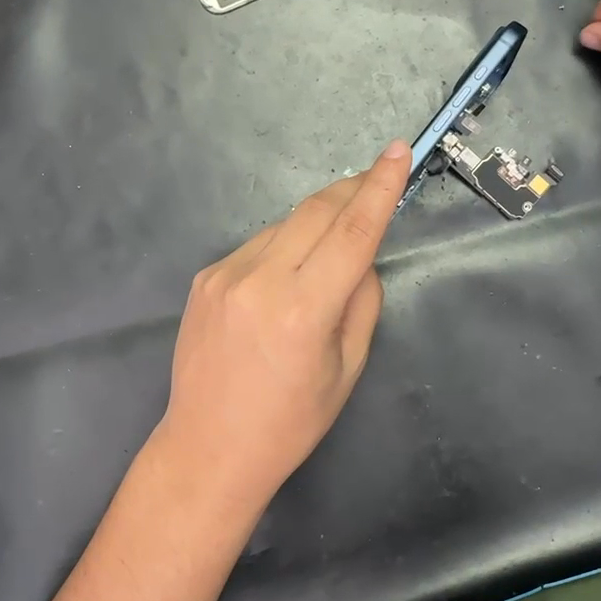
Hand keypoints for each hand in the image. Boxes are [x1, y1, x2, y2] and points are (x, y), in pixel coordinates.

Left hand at [157, 140, 411, 502]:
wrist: (207, 448)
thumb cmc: (289, 423)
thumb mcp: (346, 369)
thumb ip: (361, 301)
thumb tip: (360, 255)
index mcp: (302, 311)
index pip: (352, 233)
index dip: (379, 188)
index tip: (397, 152)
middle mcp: (260, 281)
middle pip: (316, 212)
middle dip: (350, 190)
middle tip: (375, 183)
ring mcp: (225, 275)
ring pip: (285, 226)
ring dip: (314, 226)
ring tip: (323, 262)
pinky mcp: (204, 277)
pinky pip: (257, 246)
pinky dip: (282, 249)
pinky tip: (282, 285)